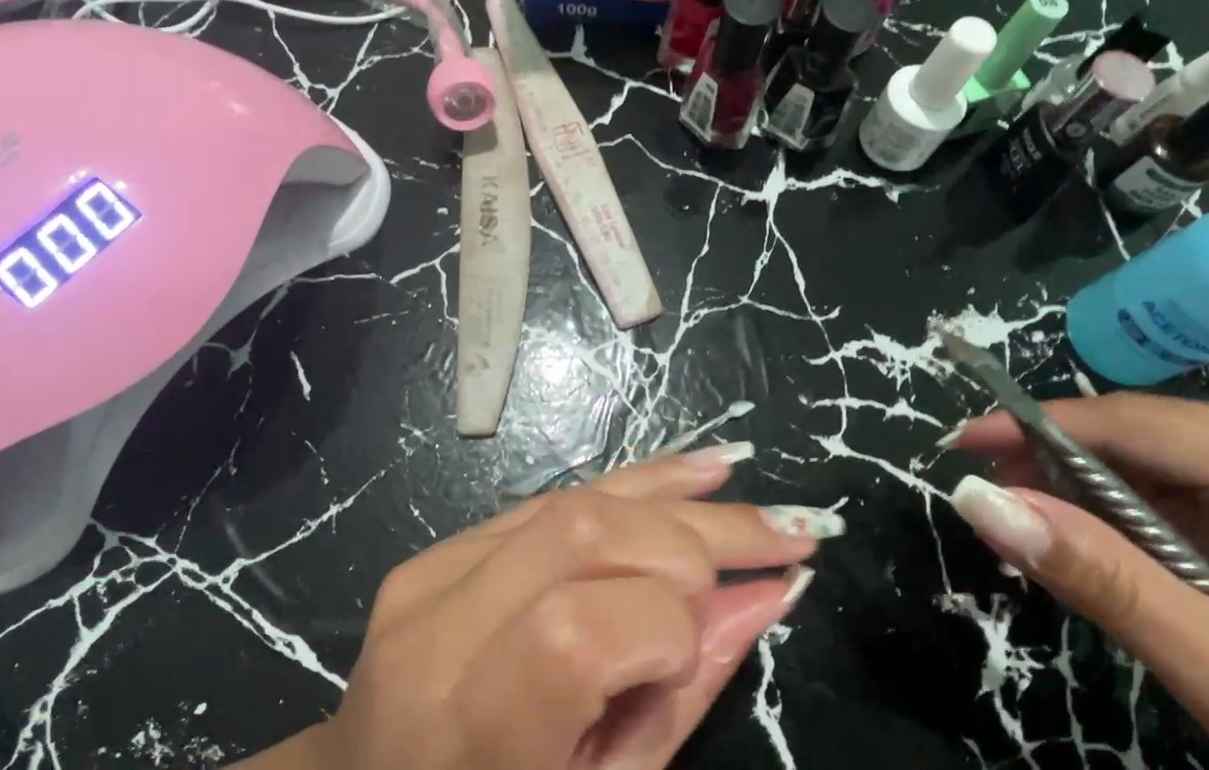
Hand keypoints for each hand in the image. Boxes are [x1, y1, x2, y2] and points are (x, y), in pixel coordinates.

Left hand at [237, 443, 833, 769]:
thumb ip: (681, 694)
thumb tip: (768, 593)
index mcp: (474, 732)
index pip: (576, 628)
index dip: (660, 621)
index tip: (696, 646)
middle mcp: (440, 635)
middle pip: (580, 534)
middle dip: (692, 535)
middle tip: (776, 545)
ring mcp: (432, 575)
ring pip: (570, 499)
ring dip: (672, 494)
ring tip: (752, 498)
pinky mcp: (440, 547)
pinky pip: (547, 499)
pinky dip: (626, 488)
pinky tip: (691, 477)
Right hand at [946, 393, 1208, 768]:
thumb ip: (1094, 573)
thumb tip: (974, 499)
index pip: (1140, 423)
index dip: (1037, 426)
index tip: (959, 441)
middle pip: (1159, 433)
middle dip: (1065, 458)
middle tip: (991, 492)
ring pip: (1182, 459)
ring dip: (1104, 486)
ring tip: (1039, 518)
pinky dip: (1152, 511)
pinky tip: (1117, 540)